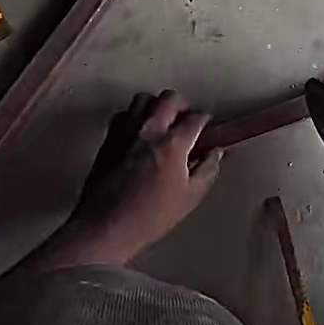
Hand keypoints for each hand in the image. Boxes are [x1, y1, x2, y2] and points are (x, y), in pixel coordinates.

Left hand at [58, 90, 223, 264]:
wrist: (106, 226)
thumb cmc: (150, 216)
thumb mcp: (190, 197)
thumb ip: (207, 169)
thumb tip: (216, 152)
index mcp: (172, 144)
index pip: (196, 118)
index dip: (205, 121)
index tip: (206, 128)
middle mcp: (148, 130)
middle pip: (169, 98)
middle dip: (182, 106)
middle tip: (185, 122)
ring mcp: (125, 131)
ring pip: (144, 99)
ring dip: (156, 106)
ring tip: (162, 124)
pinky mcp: (109, 138)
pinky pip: (123, 114)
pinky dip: (134, 117)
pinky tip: (139, 134)